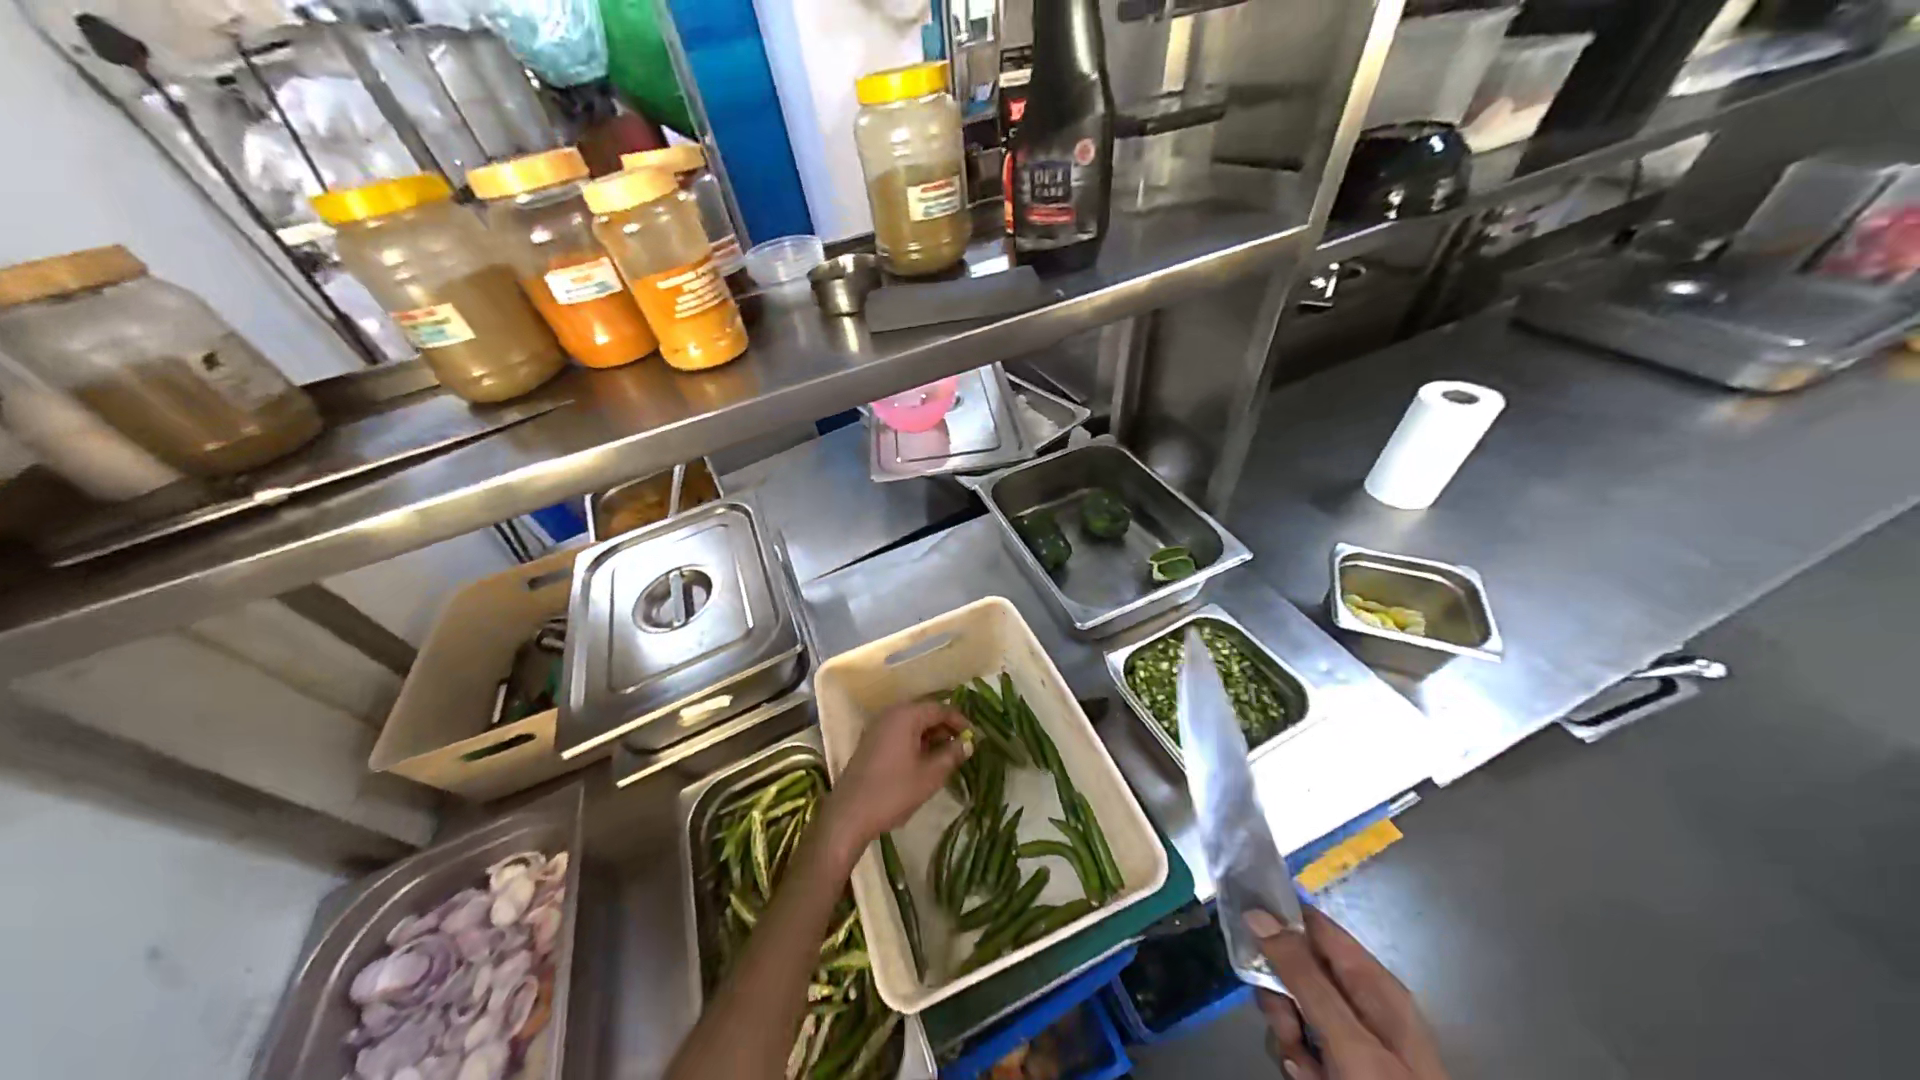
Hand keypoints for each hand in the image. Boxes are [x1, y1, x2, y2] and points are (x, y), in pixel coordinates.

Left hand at [823, 700, 970, 856]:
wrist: (849, 815)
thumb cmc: (893, 792)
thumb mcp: (930, 775)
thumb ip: (952, 755)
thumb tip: (969, 743)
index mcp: (905, 716)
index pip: (940, 709)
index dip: (960, 722)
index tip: (975, 738)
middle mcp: (890, 715)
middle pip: (925, 713)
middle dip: (946, 729)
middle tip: (963, 748)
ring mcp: (877, 728)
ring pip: (912, 725)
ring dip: (931, 737)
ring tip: (947, 758)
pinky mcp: (871, 743)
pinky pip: (900, 734)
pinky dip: (916, 743)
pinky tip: (924, 762)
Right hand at [1245, 905, 1449, 1079]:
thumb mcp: (1349, 1043)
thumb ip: (1304, 978)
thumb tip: (1257, 914)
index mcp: (1374, 985)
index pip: (1316, 926)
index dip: (1278, 920)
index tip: (1243, 930)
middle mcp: (1361, 1003)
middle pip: (1297, 969)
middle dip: (1280, 997)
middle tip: (1289, 1028)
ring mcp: (1350, 1038)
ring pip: (1292, 1009)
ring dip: (1286, 1036)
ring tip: (1305, 1071)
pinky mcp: (1339, 1067)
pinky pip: (1299, 1043)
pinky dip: (1297, 1063)